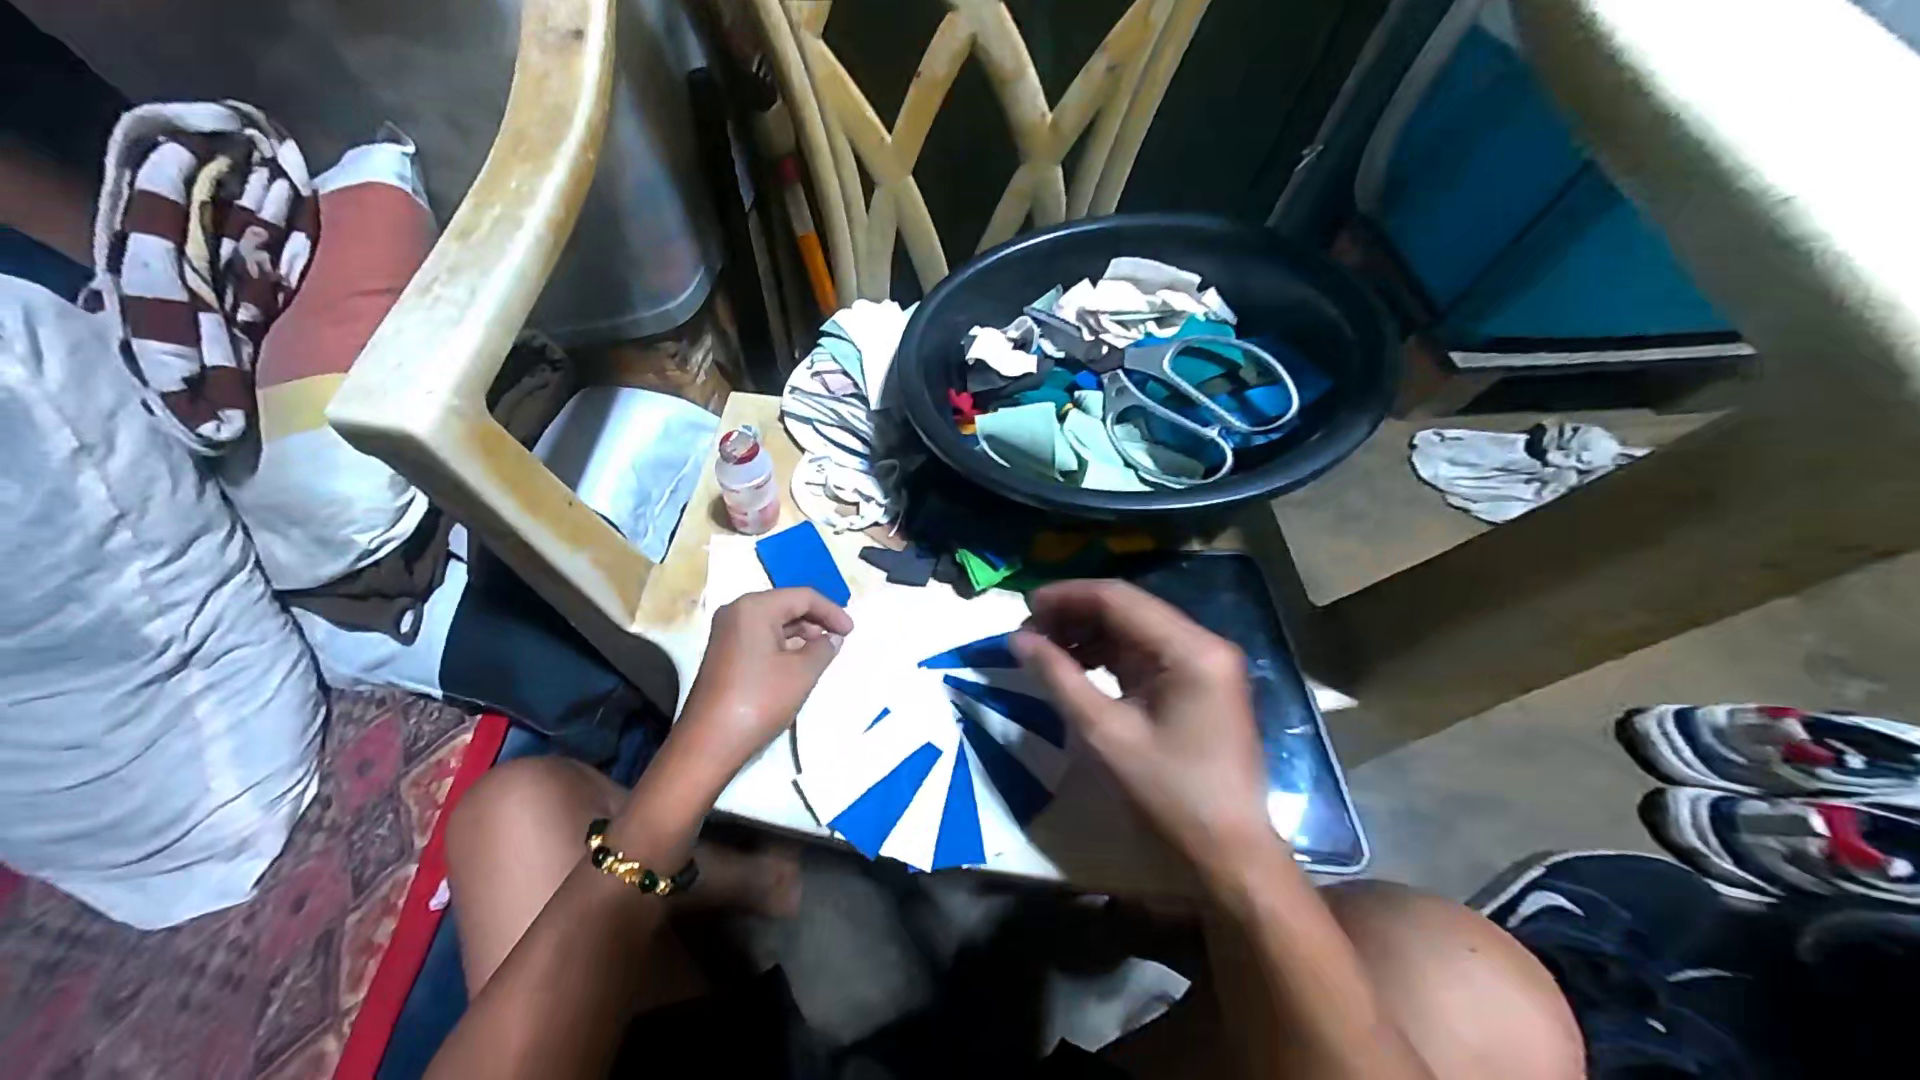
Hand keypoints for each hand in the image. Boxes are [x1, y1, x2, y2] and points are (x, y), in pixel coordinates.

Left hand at [678, 588, 852, 768]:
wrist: (709, 742)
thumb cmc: (759, 700)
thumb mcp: (802, 673)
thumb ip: (823, 648)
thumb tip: (832, 638)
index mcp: (754, 608)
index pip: (803, 597)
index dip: (831, 611)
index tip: (851, 631)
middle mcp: (737, 612)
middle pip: (786, 605)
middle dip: (816, 619)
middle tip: (839, 638)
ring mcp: (727, 632)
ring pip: (773, 621)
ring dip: (801, 633)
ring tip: (823, 650)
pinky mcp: (724, 652)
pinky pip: (761, 636)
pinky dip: (783, 644)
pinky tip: (799, 660)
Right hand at [1010, 580, 1274, 872]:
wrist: (1227, 853)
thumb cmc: (1168, 794)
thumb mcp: (1104, 734)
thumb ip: (1059, 678)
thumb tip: (1018, 639)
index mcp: (1190, 650)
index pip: (1119, 600)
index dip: (1067, 596)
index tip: (1025, 605)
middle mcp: (1202, 645)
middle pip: (1128, 610)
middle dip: (1075, 615)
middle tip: (1029, 632)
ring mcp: (1202, 664)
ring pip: (1134, 630)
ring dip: (1088, 634)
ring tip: (1045, 649)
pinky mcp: (1195, 684)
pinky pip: (1144, 654)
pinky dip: (1108, 656)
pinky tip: (1076, 666)